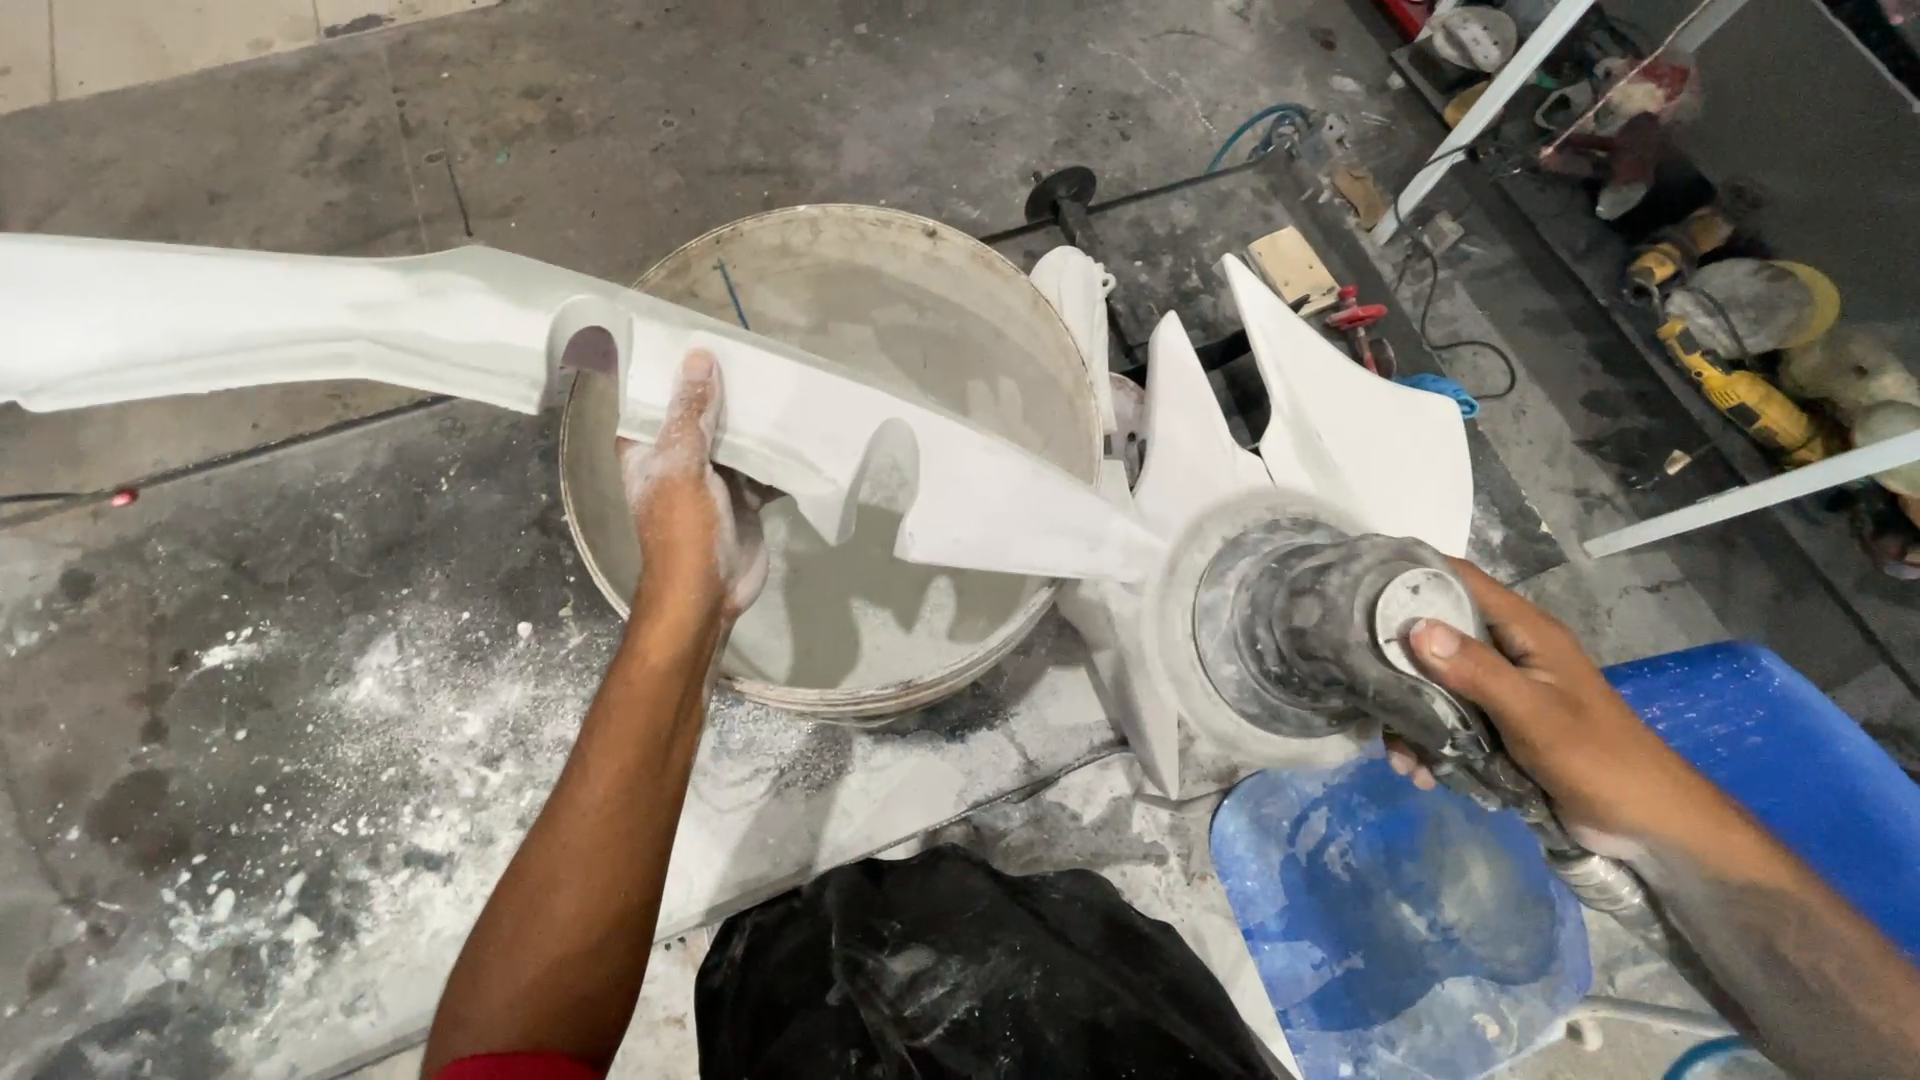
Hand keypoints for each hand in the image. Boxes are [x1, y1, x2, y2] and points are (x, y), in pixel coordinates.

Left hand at [617, 349, 769, 625]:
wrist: (710, 594)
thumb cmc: (685, 532)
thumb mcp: (683, 468)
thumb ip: (692, 415)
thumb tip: (699, 358)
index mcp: (650, 450)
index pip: (654, 399)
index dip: (670, 371)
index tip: (696, 337)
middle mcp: (680, 459)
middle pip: (702, 414)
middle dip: (725, 389)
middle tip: (756, 353)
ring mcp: (715, 479)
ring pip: (736, 439)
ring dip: (757, 421)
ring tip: (784, 383)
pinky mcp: (746, 498)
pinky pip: (764, 467)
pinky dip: (780, 455)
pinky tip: (803, 431)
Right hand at [1387, 559, 1728, 850]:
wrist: (1649, 827)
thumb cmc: (1599, 759)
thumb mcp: (1534, 714)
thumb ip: (1476, 670)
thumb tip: (1415, 627)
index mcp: (1523, 632)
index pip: (1460, 580)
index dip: (1412, 572)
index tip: (1359, 583)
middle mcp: (1505, 651)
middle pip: (1433, 634)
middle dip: (1395, 661)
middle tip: (1360, 683)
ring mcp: (1498, 689)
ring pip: (1431, 684)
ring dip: (1408, 717)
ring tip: (1401, 756)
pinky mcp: (1493, 725)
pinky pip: (1443, 722)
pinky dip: (1426, 744)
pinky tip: (1422, 772)